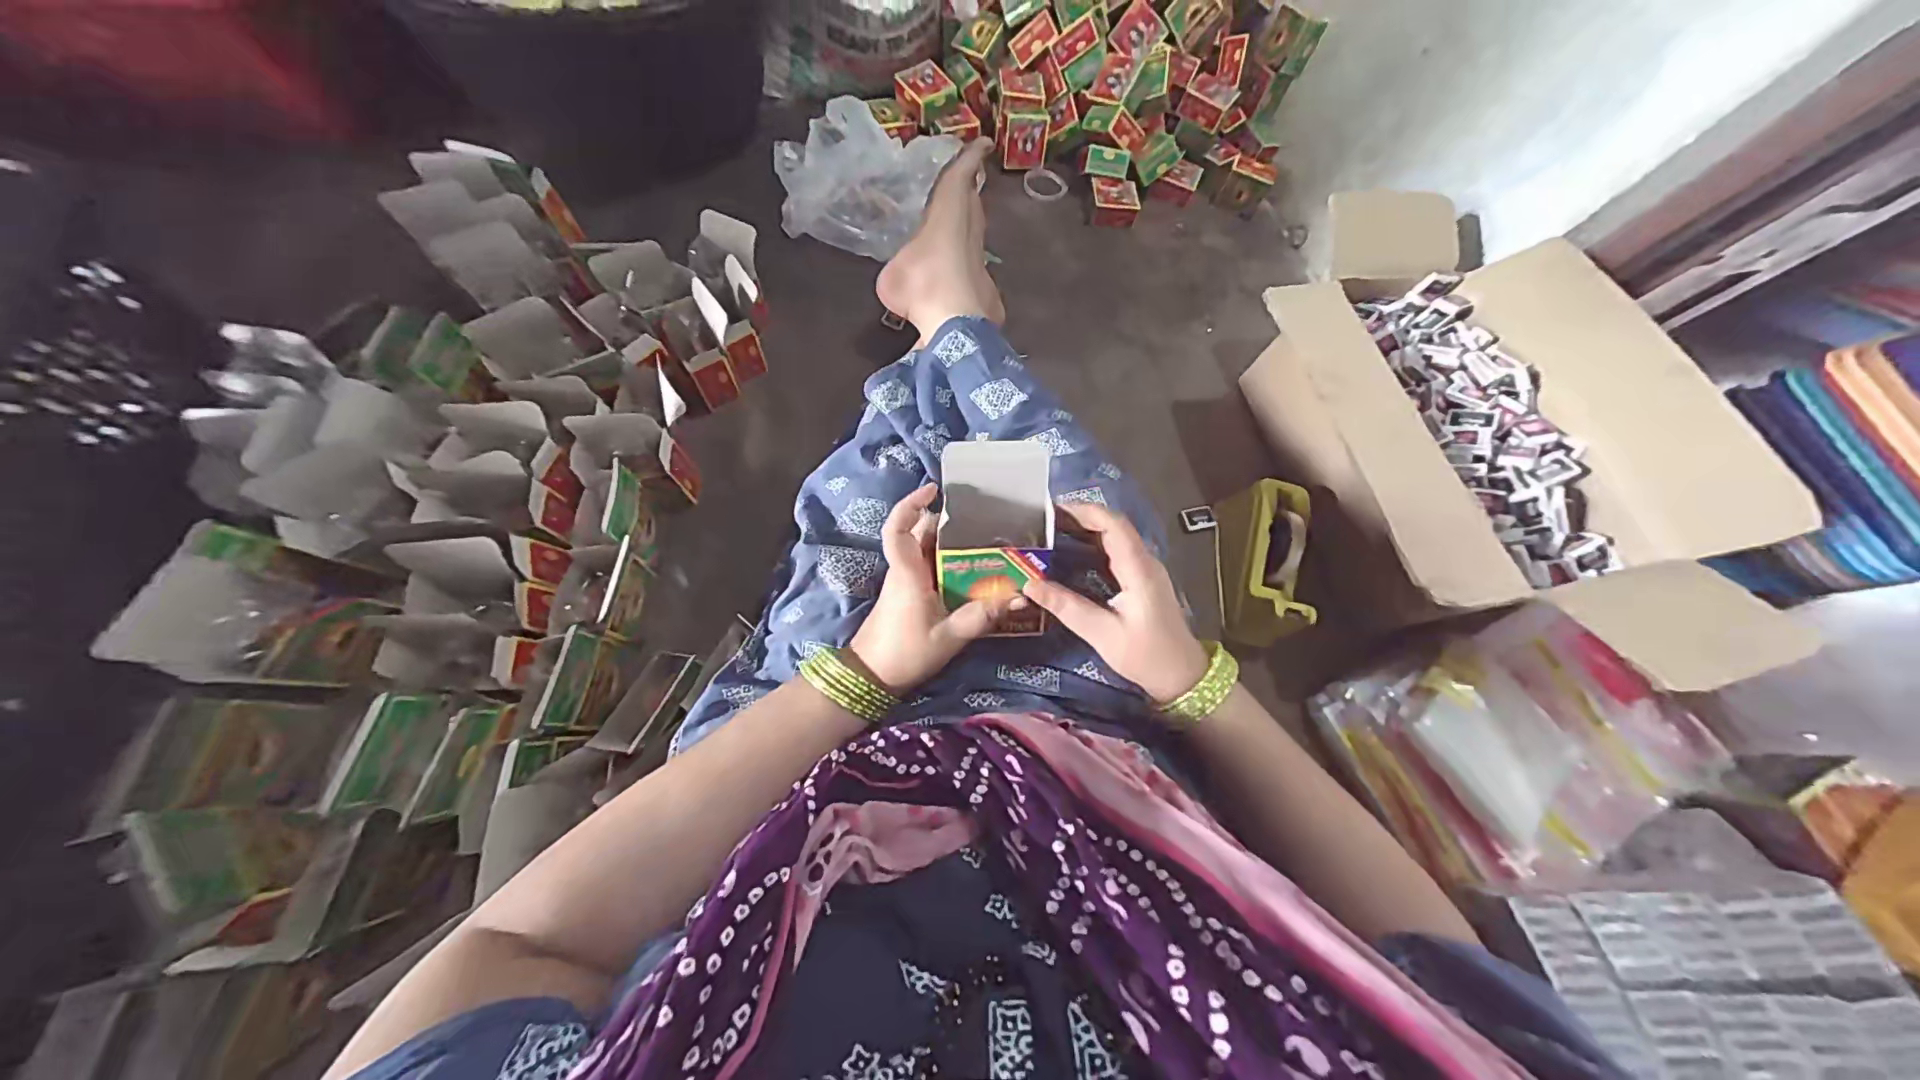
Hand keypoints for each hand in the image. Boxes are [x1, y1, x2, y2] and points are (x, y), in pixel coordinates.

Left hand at [848, 484, 1022, 694]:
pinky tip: (970, 568)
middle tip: (977, 517)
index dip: (910, 504)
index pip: (898, 529)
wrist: (872, 676)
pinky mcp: (907, 594)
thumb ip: (982, 615)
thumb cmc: (905, 652)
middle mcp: (904, 570)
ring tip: (981, 538)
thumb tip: (1020, 595)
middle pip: (918, 533)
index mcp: (908, 573)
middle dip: (943, 520)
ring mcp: (904, 582)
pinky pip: (926, 566)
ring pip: (923, 549)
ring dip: (946, 541)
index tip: (932, 490)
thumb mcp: (948, 636)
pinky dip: (945, 560)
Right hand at [1020, 501, 1209, 704]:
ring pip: (1118, 536)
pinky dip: (1095, 543)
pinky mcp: (1144, 579)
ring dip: (1088, 528)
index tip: (1053, 509)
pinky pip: (1119, 550)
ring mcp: (1147, 569)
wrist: (1183, 676)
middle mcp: (1146, 562)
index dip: (1085, 511)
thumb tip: (1030, 584)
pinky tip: (1074, 552)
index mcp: (1139, 571)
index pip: (1114, 526)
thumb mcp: (1102, 634)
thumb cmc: (1146, 656)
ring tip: (1053, 531)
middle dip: (1081, 516)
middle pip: (1115, 525)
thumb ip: (1067, 607)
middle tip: (1045, 520)